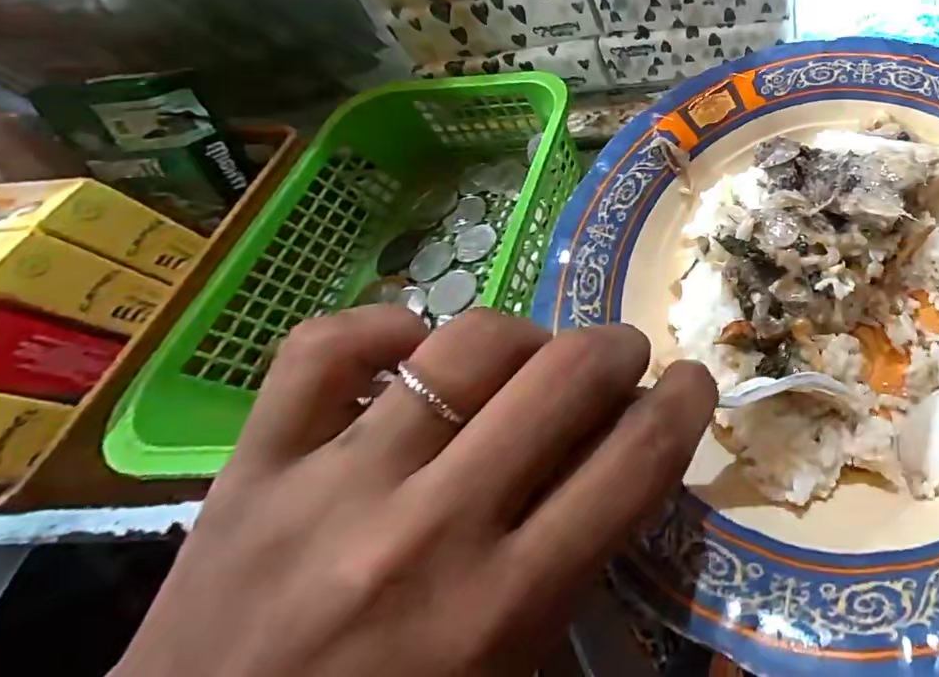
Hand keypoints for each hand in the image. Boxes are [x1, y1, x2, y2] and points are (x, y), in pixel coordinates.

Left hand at [114, 306, 713, 676]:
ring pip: (464, 345)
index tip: (691, 382)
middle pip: (565, 376)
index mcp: (499, 611)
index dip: (685, 402)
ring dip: (525, 336)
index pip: (635, 461)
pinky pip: (324, 348)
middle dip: (616, 350)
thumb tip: (627, 462)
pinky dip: (381, 328)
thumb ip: (581, 578)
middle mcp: (425, 535)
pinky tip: (409, 348)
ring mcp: (329, 491)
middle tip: (618, 363)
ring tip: (525, 360)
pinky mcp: (247, 473)